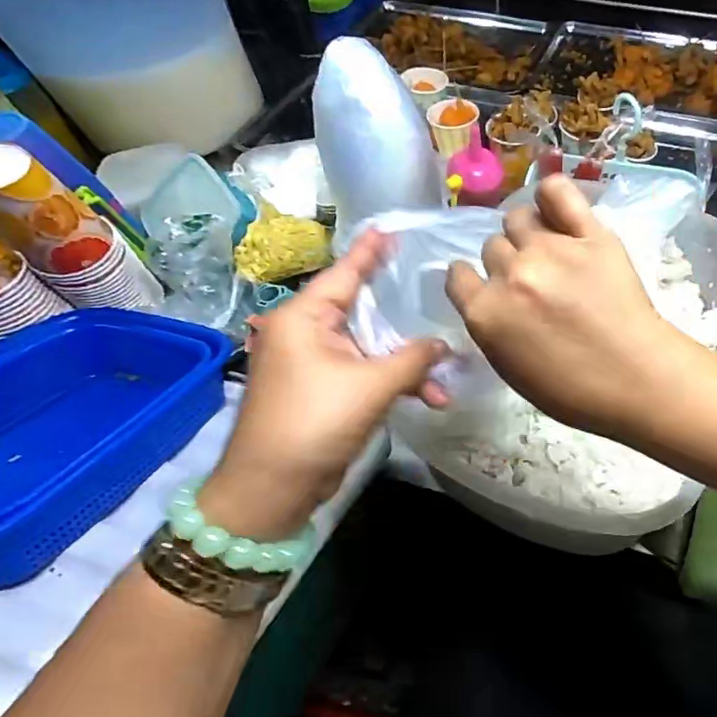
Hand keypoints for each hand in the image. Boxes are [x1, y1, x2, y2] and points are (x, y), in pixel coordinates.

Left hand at [202, 230, 446, 539]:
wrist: (273, 487)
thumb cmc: (314, 423)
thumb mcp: (371, 387)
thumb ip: (413, 359)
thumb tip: (443, 345)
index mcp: (304, 319)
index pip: (344, 274)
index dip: (370, 252)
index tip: (391, 229)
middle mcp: (306, 334)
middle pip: (363, 313)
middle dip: (404, 321)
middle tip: (436, 297)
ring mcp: (314, 365)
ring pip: (371, 349)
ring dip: (407, 365)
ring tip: (443, 379)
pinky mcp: (324, 392)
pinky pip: (366, 374)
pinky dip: (394, 384)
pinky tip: (428, 399)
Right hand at [445, 175, 707, 435]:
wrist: (638, 380)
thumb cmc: (575, 392)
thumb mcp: (513, 370)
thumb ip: (493, 327)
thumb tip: (491, 299)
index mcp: (485, 313)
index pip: (457, 275)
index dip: (474, 281)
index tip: (492, 289)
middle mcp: (511, 273)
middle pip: (492, 246)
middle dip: (507, 262)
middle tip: (534, 281)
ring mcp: (551, 249)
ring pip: (519, 218)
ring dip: (528, 233)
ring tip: (550, 251)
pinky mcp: (591, 235)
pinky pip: (558, 192)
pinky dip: (552, 196)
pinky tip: (558, 210)